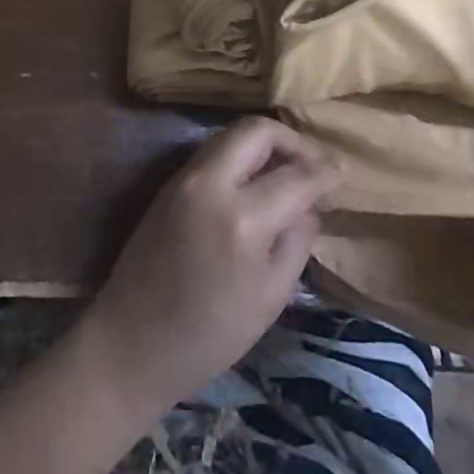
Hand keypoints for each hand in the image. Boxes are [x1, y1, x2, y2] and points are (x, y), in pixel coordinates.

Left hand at [79, 116, 340, 405]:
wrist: (130, 342)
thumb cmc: (210, 335)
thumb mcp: (271, 297)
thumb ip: (297, 241)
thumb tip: (309, 205)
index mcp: (242, 218)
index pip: (296, 175)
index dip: (326, 171)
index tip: (343, 173)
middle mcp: (210, 184)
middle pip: (257, 130)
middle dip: (292, 141)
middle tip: (313, 166)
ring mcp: (184, 179)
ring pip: (231, 135)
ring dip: (264, 145)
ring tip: (287, 173)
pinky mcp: (168, 184)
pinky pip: (213, 153)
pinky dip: (240, 156)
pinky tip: (255, 183)